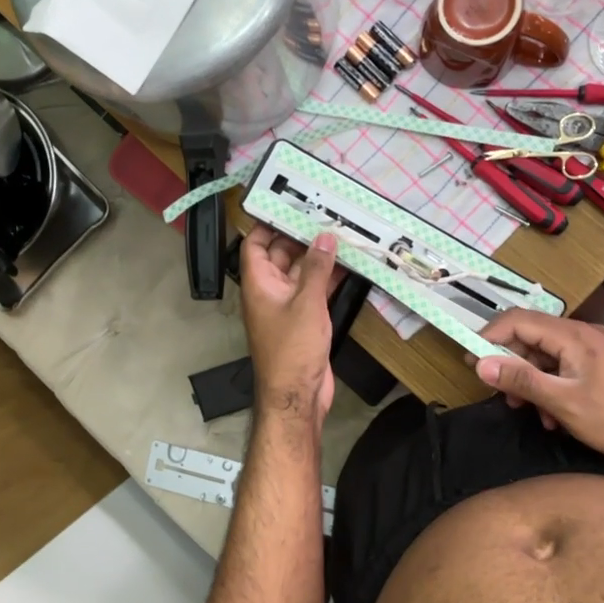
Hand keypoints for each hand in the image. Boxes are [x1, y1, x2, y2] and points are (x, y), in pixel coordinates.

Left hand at [241, 226, 342, 423]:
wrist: (297, 395)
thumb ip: (316, 268)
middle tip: (325, 216)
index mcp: (258, 285)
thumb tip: (323, 238)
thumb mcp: (306, 303)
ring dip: (318, 258)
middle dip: (300, 238)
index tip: (288, 206)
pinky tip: (349, 266)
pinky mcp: (305, 321)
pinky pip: (314, 292)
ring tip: (342, 235)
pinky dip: (328, 279)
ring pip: (301, 274)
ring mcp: (287, 307)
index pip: (254, 245)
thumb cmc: (292, 350)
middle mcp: (269, 292)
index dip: (267, 225)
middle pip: (280, 256)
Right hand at [474, 311, 603, 471]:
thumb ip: (521, 380)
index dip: (489, 337)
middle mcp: (584, 334)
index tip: (471, 362)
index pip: (517, 320)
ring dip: (532, 381)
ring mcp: (597, 350)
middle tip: (502, 396)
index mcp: (573, 336)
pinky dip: (553, 386)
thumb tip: (481, 364)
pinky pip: (566, 367)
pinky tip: (556, 416)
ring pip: (548, 356)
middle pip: (531, 337)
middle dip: (511, 365)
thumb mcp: (564, 403)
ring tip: (532, 413)